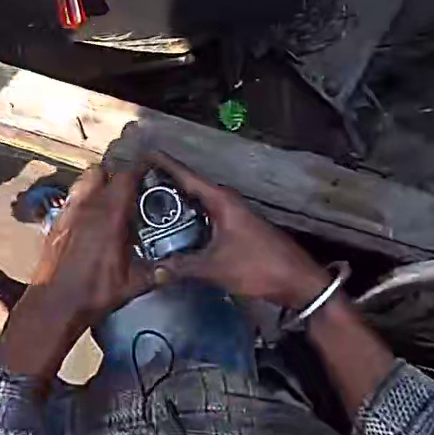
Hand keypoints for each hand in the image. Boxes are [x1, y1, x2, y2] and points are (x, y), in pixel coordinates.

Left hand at [0, 163, 152, 379]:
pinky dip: (82, 200)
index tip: (148, 171)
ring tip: (107, 200)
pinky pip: (71, 199)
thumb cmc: (93, 292)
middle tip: (128, 189)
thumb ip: (154, 273)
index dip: (138, 170)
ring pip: (83, 181)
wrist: (53, 303)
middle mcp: (87, 206)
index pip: (126, 176)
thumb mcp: (131, 284)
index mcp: (110, 214)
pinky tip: (89, 219)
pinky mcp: (56, 221)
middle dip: (115, 175)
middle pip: (101, 171)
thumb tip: (170, 270)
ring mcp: (69, 211)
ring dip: (96, 184)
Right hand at [145, 149, 331, 310]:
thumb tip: (153, 269)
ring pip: (197, 201)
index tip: (142, 153)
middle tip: (136, 183)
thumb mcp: (217, 268)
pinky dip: (187, 216)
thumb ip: (183, 266)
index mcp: (220, 199)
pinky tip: (173, 226)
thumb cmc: (259, 266)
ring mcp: (231, 212)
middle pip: (189, 185)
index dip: (163, 163)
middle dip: (164, 183)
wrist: (297, 280)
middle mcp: (225, 200)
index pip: (185, 174)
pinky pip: (204, 214)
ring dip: (176, 201)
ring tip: (147, 203)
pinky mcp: (234, 226)